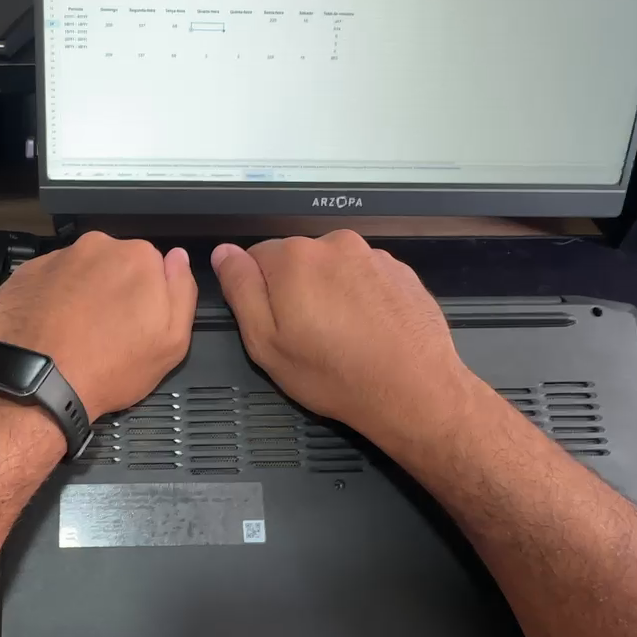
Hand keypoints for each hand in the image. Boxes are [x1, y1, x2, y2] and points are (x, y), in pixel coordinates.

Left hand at [0, 232, 196, 417]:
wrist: (38, 386)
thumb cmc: (109, 368)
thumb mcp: (173, 341)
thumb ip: (183, 290)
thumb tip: (178, 258)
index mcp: (138, 257)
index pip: (153, 266)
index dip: (147, 297)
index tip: (138, 322)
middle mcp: (96, 247)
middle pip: (114, 264)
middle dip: (114, 290)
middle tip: (108, 332)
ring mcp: (57, 258)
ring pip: (80, 272)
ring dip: (82, 294)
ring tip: (78, 335)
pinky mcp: (25, 274)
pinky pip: (49, 282)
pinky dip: (52, 300)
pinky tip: (53, 330)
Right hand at [212, 231, 471, 445]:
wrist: (413, 391)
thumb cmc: (334, 374)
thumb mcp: (265, 342)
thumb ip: (240, 290)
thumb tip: (224, 253)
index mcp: (293, 258)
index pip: (253, 257)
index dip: (258, 293)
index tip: (273, 324)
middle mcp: (333, 245)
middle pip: (296, 260)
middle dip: (294, 291)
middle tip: (306, 337)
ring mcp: (372, 255)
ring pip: (332, 269)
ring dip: (329, 294)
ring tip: (340, 338)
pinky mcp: (400, 271)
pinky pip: (364, 278)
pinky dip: (359, 299)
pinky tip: (366, 332)